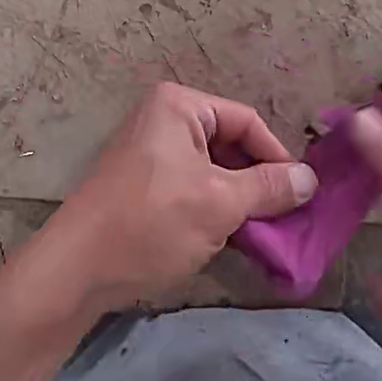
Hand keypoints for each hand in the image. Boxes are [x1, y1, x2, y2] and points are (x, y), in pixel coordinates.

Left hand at [1, 84, 317, 318]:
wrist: (70, 276)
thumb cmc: (150, 223)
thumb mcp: (220, 204)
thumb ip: (270, 188)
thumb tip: (311, 180)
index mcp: (180, 105)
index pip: (247, 122)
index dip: (276, 157)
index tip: (299, 193)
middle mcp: (163, 117)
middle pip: (230, 143)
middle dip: (255, 180)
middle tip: (279, 214)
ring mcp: (147, 150)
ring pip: (212, 167)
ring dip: (236, 197)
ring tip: (255, 228)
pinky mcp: (138, 182)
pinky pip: (190, 183)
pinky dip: (211, 205)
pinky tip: (223, 234)